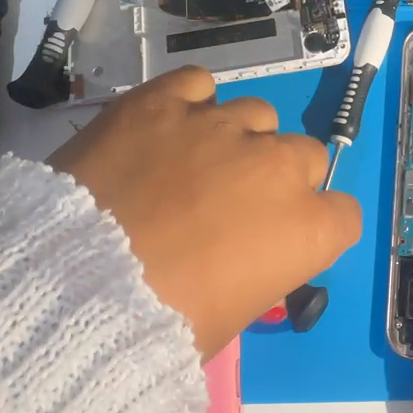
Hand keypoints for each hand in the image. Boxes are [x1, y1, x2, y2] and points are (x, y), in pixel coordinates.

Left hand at [47, 66, 361, 359]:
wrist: (68, 290)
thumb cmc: (153, 328)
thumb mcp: (225, 323)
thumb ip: (255, 276)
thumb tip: (243, 260)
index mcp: (305, 228)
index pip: (343, 215)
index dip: (315, 228)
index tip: (284, 241)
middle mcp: (277, 165)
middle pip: (306, 156)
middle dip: (278, 179)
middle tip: (233, 206)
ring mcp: (222, 125)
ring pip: (257, 115)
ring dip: (238, 139)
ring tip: (193, 164)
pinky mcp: (166, 100)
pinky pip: (200, 83)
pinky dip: (192, 102)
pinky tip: (170, 125)